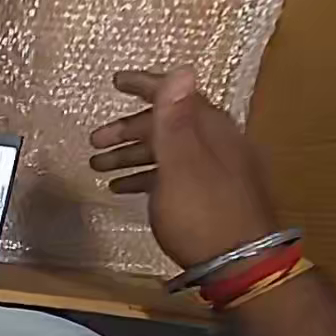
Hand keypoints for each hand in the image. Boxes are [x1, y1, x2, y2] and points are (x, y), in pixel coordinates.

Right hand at [89, 67, 281, 268]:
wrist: (240, 264)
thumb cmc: (202, 215)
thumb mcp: (181, 166)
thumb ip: (175, 121)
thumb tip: (180, 70)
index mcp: (210, 131)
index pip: (175, 97)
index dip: (145, 86)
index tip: (115, 82)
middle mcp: (216, 144)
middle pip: (167, 125)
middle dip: (128, 130)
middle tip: (94, 142)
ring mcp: (214, 171)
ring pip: (166, 152)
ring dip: (131, 155)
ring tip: (100, 168)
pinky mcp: (209, 195)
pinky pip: (171, 174)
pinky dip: (145, 176)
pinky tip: (125, 189)